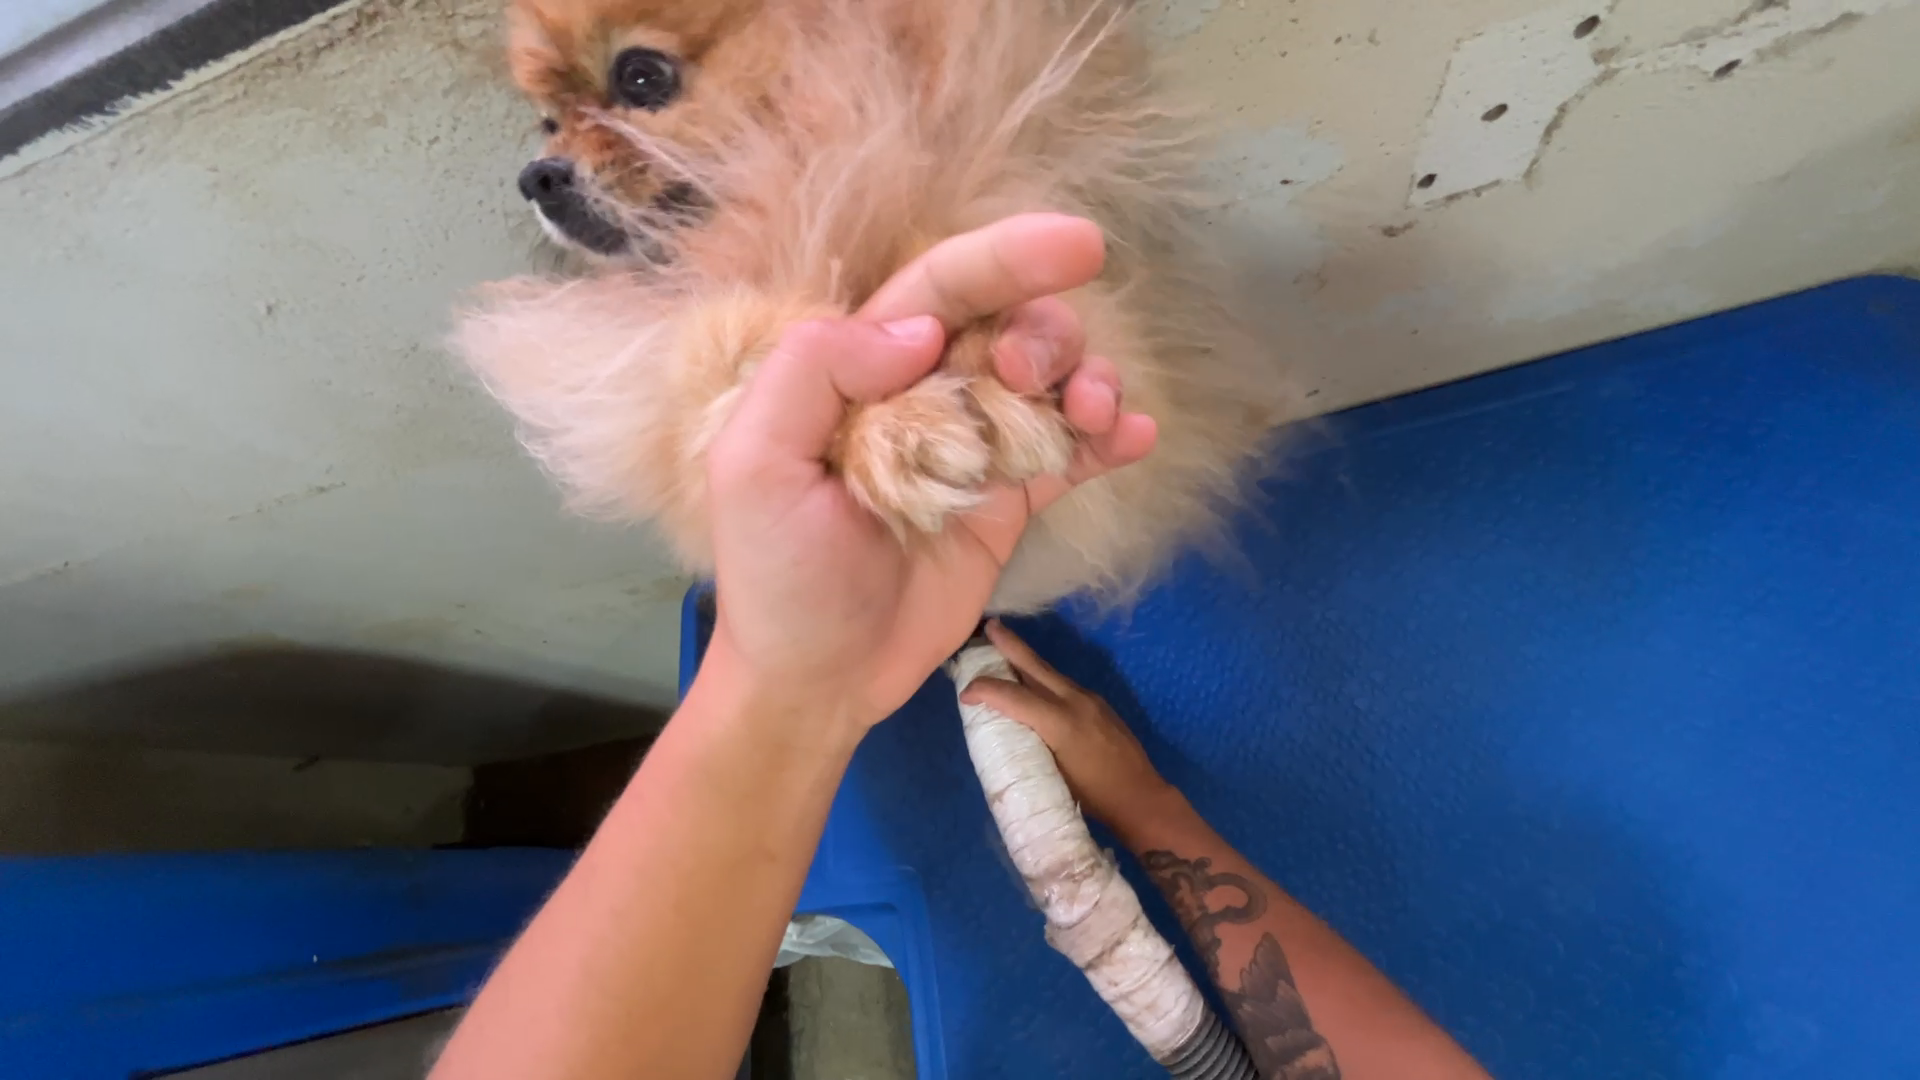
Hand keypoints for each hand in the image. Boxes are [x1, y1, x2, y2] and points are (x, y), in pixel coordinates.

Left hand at [697, 214, 1159, 733]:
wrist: (822, 675)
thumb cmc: (780, 576)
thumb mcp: (758, 465)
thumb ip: (817, 371)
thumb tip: (919, 331)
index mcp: (863, 374)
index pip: (940, 290)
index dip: (1007, 258)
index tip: (1079, 247)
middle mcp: (924, 400)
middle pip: (1007, 329)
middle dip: (1043, 334)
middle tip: (1035, 379)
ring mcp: (972, 454)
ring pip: (1048, 387)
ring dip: (1088, 381)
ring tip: (1097, 413)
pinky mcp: (1005, 506)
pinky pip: (1066, 456)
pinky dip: (1106, 440)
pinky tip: (1135, 437)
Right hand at [959, 620, 1177, 833]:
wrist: (1142, 797)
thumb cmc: (1095, 797)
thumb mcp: (1052, 774)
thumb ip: (1030, 747)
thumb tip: (1007, 733)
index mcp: (1060, 722)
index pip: (1014, 696)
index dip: (985, 690)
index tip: (965, 694)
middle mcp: (1074, 701)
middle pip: (1035, 666)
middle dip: (1010, 645)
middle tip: (989, 626)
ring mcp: (1089, 699)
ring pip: (1050, 672)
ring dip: (1026, 660)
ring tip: (1005, 648)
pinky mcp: (1098, 704)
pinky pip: (1063, 684)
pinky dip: (1042, 678)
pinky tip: (1034, 683)